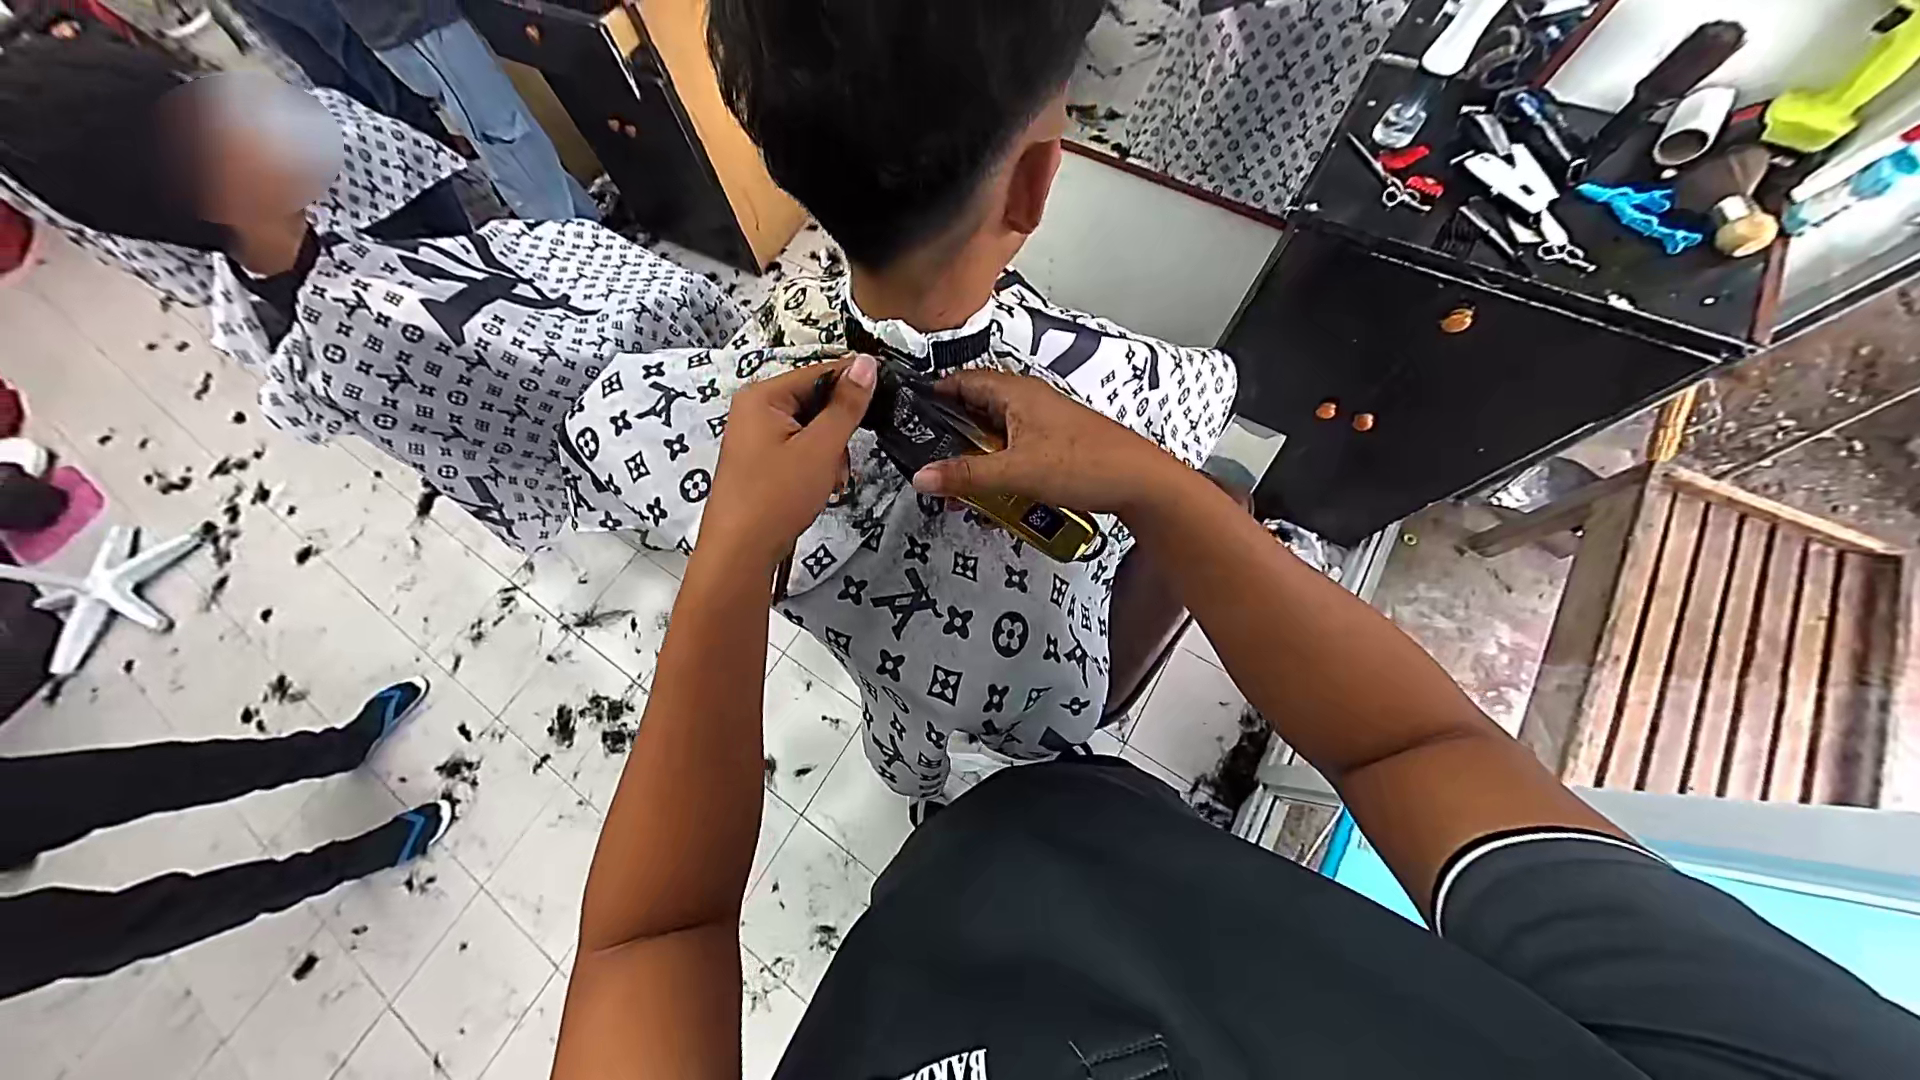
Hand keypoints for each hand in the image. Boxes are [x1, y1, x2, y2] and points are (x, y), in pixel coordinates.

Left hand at [700, 355, 877, 569]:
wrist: (741, 551)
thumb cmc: (777, 496)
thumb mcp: (820, 448)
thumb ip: (846, 405)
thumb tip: (867, 363)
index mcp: (763, 396)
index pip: (820, 372)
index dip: (855, 382)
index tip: (888, 394)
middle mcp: (756, 410)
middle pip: (816, 402)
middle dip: (839, 429)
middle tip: (846, 457)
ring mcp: (757, 437)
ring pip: (812, 429)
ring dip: (831, 452)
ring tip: (831, 479)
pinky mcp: (763, 461)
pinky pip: (800, 449)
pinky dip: (817, 465)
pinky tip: (821, 486)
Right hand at [908, 370, 1185, 515]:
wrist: (1140, 483)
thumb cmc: (1090, 463)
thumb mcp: (1015, 472)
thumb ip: (965, 476)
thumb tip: (924, 476)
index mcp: (1017, 393)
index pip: (962, 381)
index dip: (935, 396)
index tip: (914, 416)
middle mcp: (1030, 402)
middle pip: (976, 410)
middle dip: (954, 437)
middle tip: (935, 460)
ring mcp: (1044, 423)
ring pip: (996, 435)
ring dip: (978, 459)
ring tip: (963, 486)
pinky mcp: (1055, 445)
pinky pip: (1016, 452)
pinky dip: (1001, 470)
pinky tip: (998, 496)